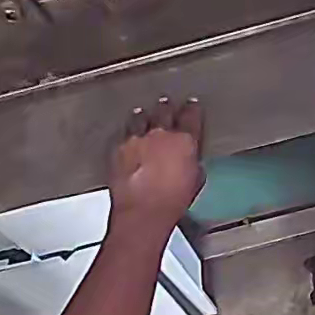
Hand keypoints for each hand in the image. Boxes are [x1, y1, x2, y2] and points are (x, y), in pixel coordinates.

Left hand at [109, 98, 204, 231]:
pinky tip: (127, 133)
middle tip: (167, 102)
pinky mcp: (119, 149)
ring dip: (144, 115)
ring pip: (140, 118)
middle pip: (164, 112)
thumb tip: (192, 161)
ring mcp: (137, 140)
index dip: (192, 109)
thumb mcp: (196, 181)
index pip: (191, 116)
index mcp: (184, 140)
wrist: (143, 211)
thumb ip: (194, 163)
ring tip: (143, 112)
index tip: (192, 105)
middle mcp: (160, 135)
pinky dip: (127, 132)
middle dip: (166, 106)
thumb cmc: (171, 200)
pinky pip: (124, 134)